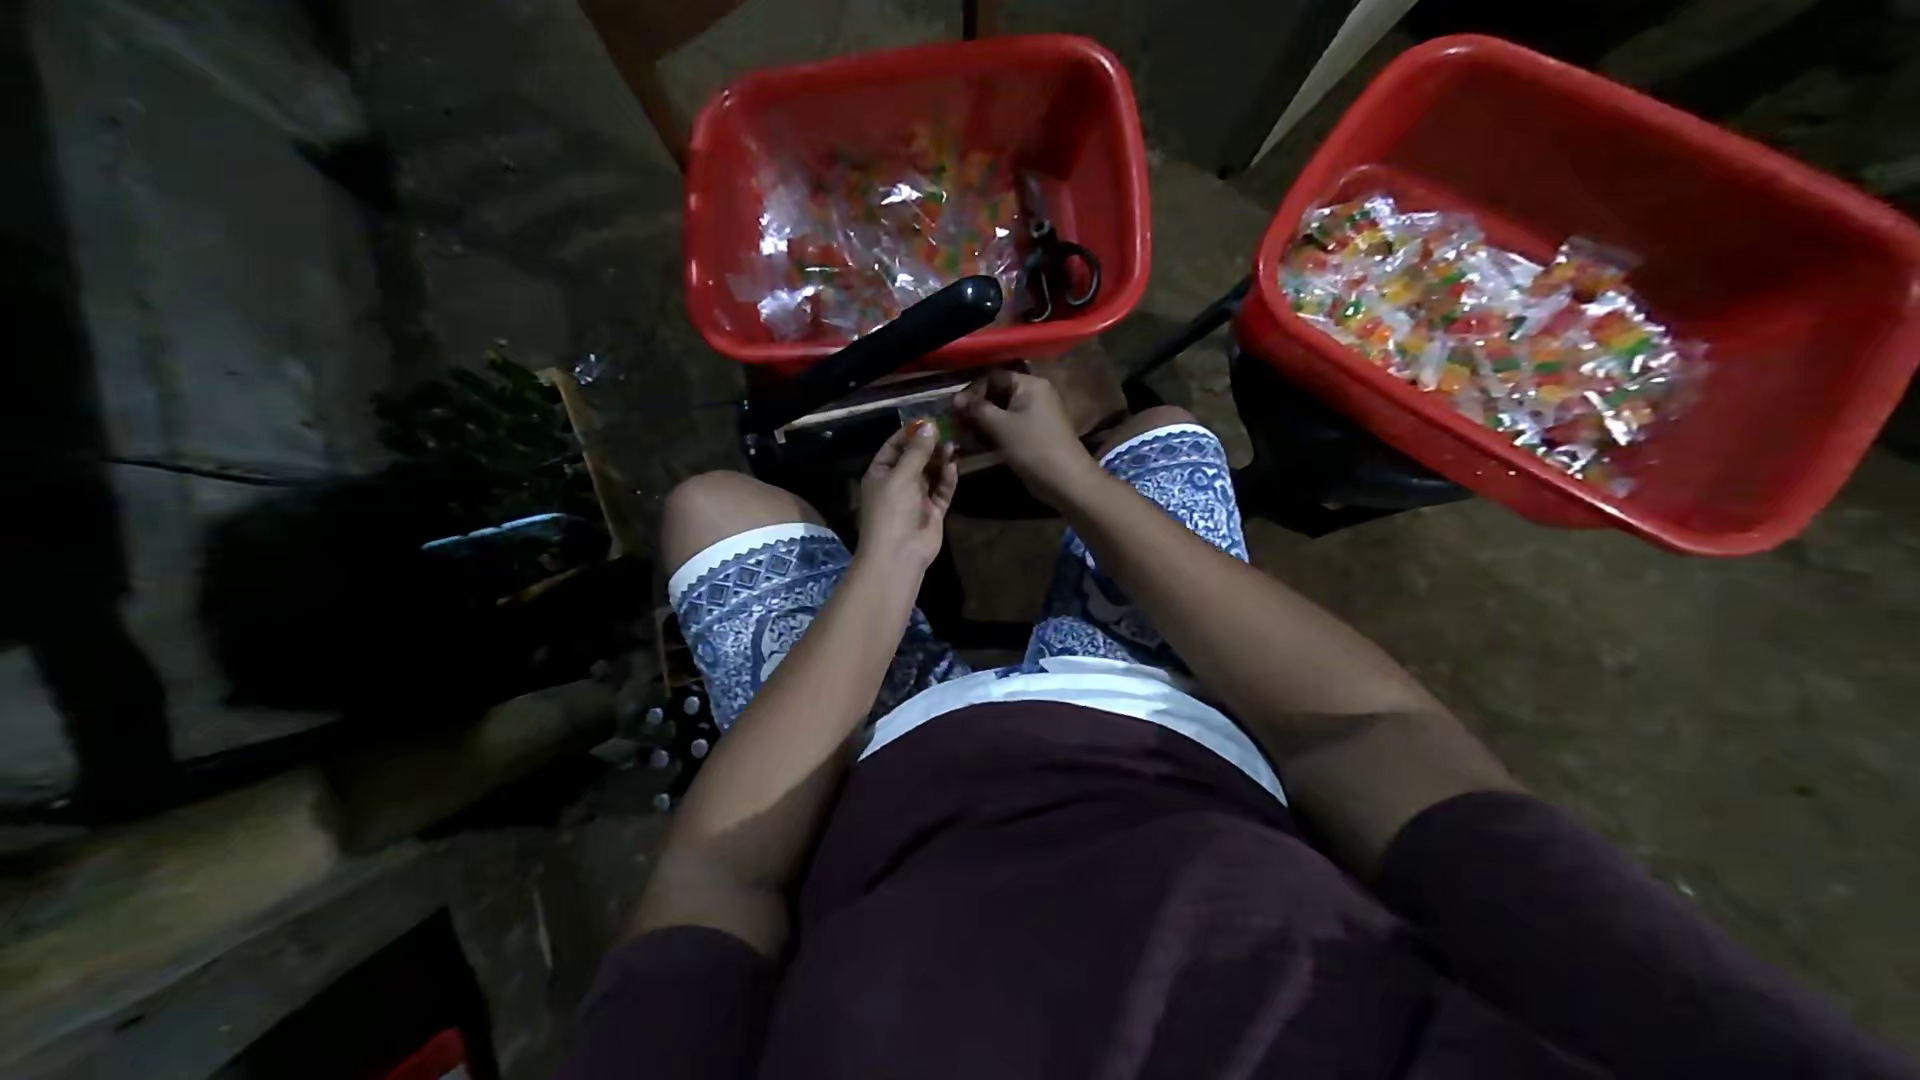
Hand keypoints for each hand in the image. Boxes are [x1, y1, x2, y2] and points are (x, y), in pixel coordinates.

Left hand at [857, 419, 956, 573]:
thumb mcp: (900, 476)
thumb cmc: (892, 510)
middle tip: (949, 429)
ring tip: (953, 445)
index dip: (911, 432)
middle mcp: (898, 483)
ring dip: (941, 460)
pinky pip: (942, 490)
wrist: (898, 554)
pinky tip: (953, 466)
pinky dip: (948, 479)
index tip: (929, 420)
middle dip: (930, 445)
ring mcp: (916, 498)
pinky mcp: (933, 511)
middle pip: (916, 458)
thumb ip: (917, 451)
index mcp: (880, 473)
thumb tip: (930, 425)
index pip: (894, 446)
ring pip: (932, 473)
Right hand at [953, 371, 1099, 506]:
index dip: (972, 391)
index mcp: (1029, 384)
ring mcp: (1036, 414)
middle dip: (976, 409)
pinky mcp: (1034, 433)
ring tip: (965, 436)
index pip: (993, 377)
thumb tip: (955, 399)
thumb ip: (976, 409)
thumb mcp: (999, 426)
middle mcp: (1034, 394)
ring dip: (983, 423)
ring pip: (1002, 412)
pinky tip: (979, 444)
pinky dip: (994, 433)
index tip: (955, 410)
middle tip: (958, 425)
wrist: (1065, 479)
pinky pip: (1010, 426)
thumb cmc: (1032, 447)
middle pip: (997, 394)